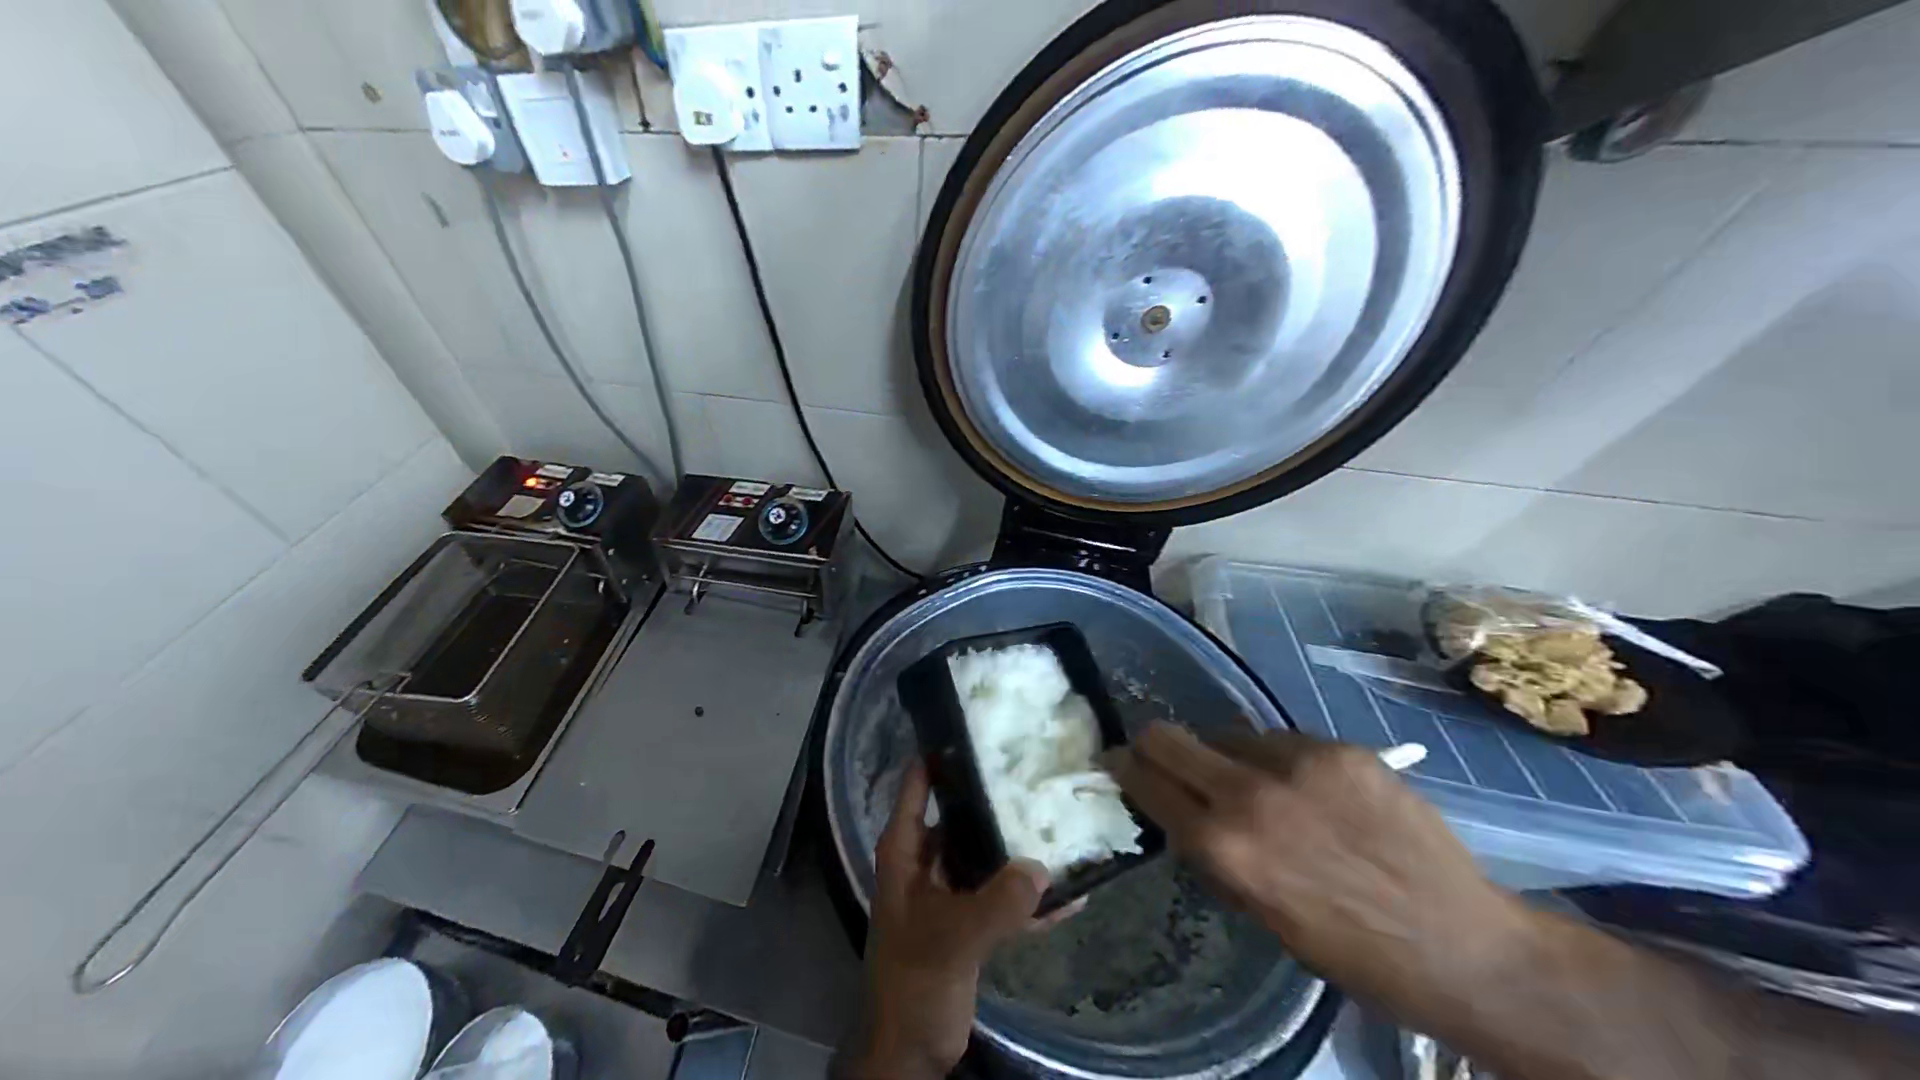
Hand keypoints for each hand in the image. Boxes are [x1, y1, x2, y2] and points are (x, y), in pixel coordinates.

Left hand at [838, 763, 1047, 1079]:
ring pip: (986, 854)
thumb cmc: (914, 981)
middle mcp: (928, 860)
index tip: (980, 728)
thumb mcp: (953, 938)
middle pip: (962, 814)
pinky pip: (1004, 896)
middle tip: (1040, 770)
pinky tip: (1074, 892)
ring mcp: (950, 891)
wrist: (909, 1048)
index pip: (919, 784)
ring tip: (1064, 820)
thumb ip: (998, 903)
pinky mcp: (971, 921)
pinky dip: (1032, 897)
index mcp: (908, 851)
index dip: (942, 755)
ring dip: (1019, 846)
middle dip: (997, 796)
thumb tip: (1043, 866)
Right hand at [1105, 724, 1532, 1020]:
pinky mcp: (1339, 749)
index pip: (1145, 782)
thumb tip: (1182, 813)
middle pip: (1167, 737)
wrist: (1461, 945)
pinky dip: (1281, 760)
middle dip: (1154, 745)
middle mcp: (1248, 794)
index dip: (1123, 769)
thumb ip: (1213, 854)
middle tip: (1162, 756)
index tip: (1117, 762)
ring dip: (1228, 756)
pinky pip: (1284, 741)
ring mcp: (1296, 763)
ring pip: (1229, 734)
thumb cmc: (1350, 950)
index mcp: (1223, 847)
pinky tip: (1312, 791)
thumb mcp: (1260, 912)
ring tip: (1261, 787)